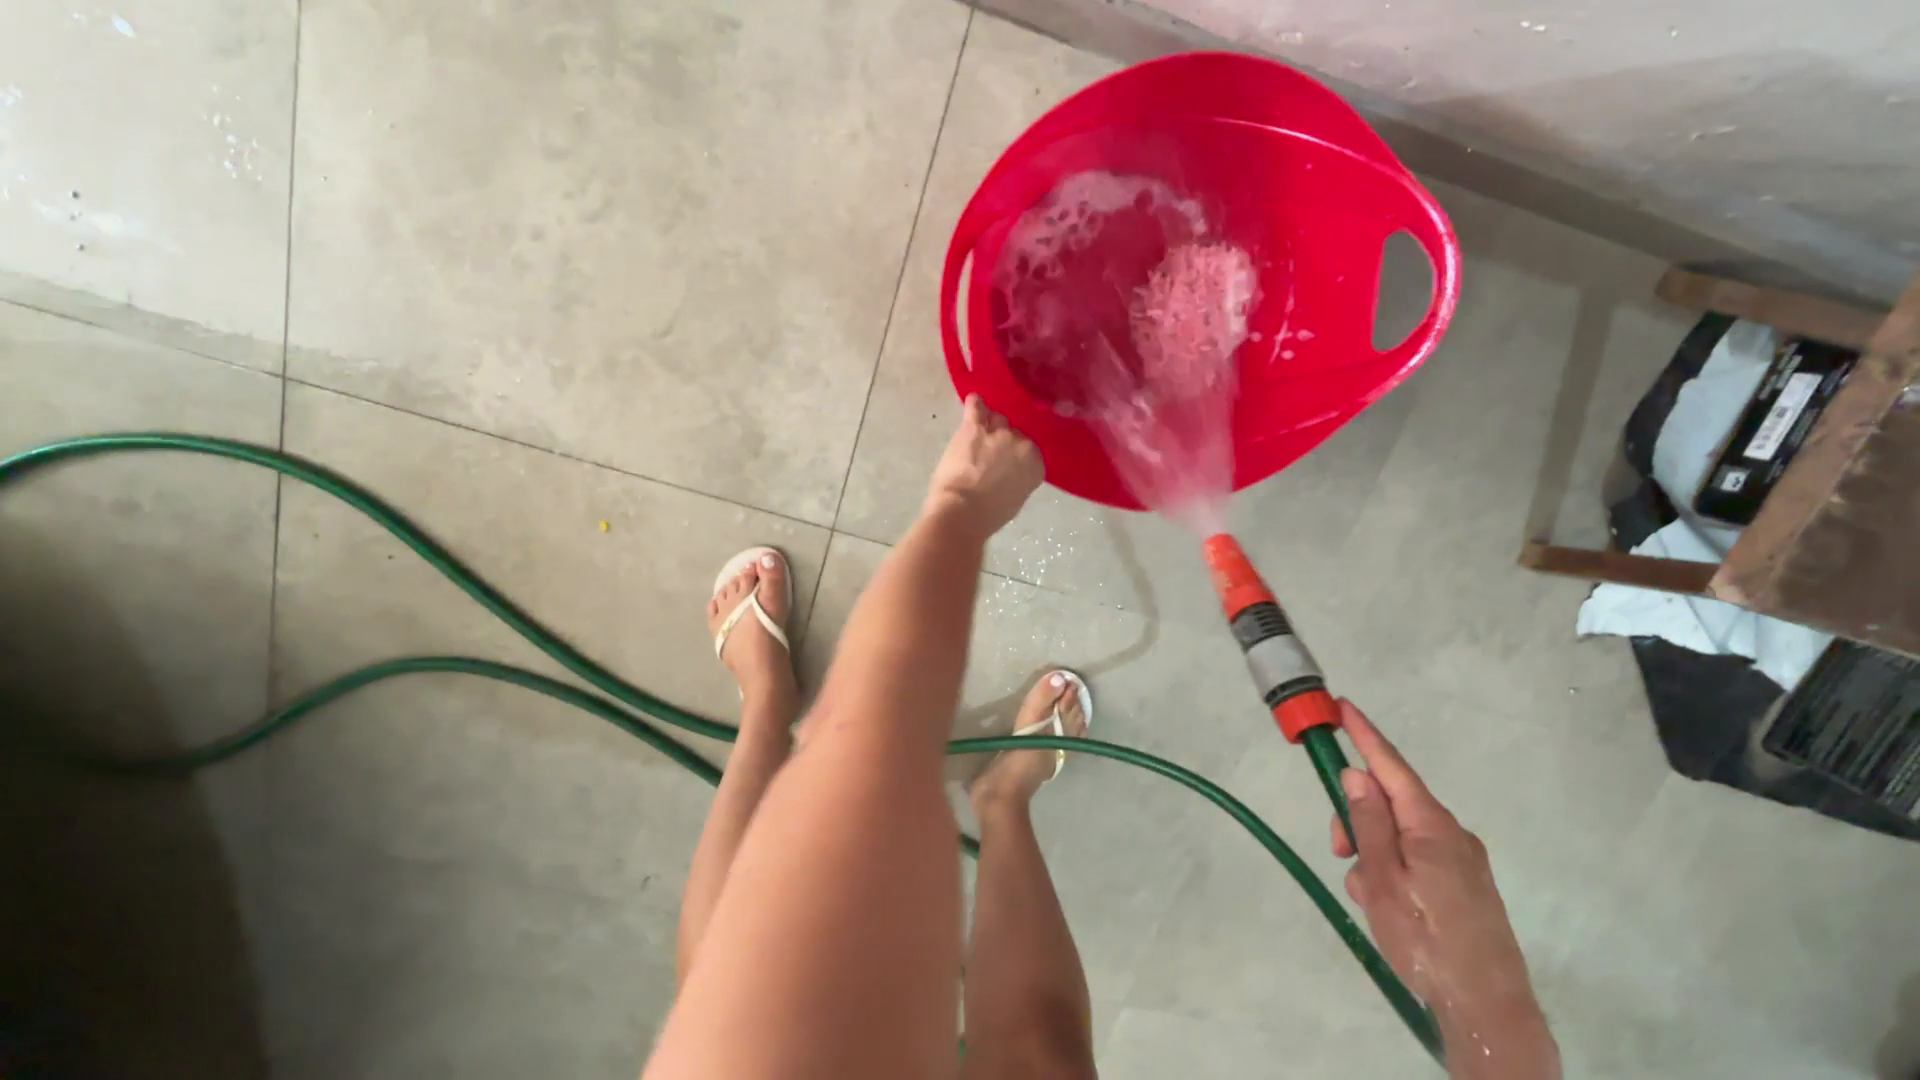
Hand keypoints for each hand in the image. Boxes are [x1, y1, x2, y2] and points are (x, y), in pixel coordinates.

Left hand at [922, 395, 1042, 538]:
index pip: (1030, 449)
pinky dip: (974, 404)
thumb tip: (1010, 471)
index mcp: (1035, 464)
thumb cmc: (988, 514)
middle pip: (1014, 432)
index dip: (1015, 453)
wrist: (963, 510)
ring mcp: (998, 432)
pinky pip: (976, 407)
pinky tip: (973, 402)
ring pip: (997, 419)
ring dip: (989, 426)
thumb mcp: (1015, 498)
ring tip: (979, 434)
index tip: (1007, 460)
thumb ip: (1018, 478)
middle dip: (1003, 440)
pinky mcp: (974, 426)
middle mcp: (1022, 443)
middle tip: (990, 452)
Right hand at [1330, 700, 1559, 1077]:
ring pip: (1401, 835)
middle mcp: (1452, 833)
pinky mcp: (1466, 886)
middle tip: (1338, 852)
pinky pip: (1417, 859)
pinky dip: (1392, 870)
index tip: (1343, 706)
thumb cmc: (1426, 939)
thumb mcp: (1381, 880)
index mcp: (1431, 825)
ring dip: (1372, 852)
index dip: (1365, 735)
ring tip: (1366, 897)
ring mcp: (1463, 860)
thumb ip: (1367, 823)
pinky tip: (1385, 906)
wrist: (1487, 1008)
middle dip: (1357, 816)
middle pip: (1392, 802)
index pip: (1391, 766)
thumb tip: (1357, 774)